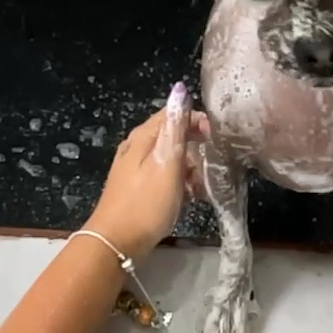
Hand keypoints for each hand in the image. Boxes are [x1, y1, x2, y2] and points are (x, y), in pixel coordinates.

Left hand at [85, 85, 211, 259]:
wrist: (115, 243)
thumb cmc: (146, 204)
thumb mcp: (167, 163)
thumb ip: (176, 127)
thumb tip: (180, 89)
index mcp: (143, 136)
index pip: (172, 113)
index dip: (197, 120)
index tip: (216, 139)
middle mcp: (136, 146)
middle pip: (172, 134)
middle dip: (196, 147)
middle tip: (212, 167)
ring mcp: (133, 167)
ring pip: (169, 157)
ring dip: (189, 168)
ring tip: (202, 187)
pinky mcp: (135, 187)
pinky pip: (162, 175)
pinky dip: (178, 182)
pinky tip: (188, 198)